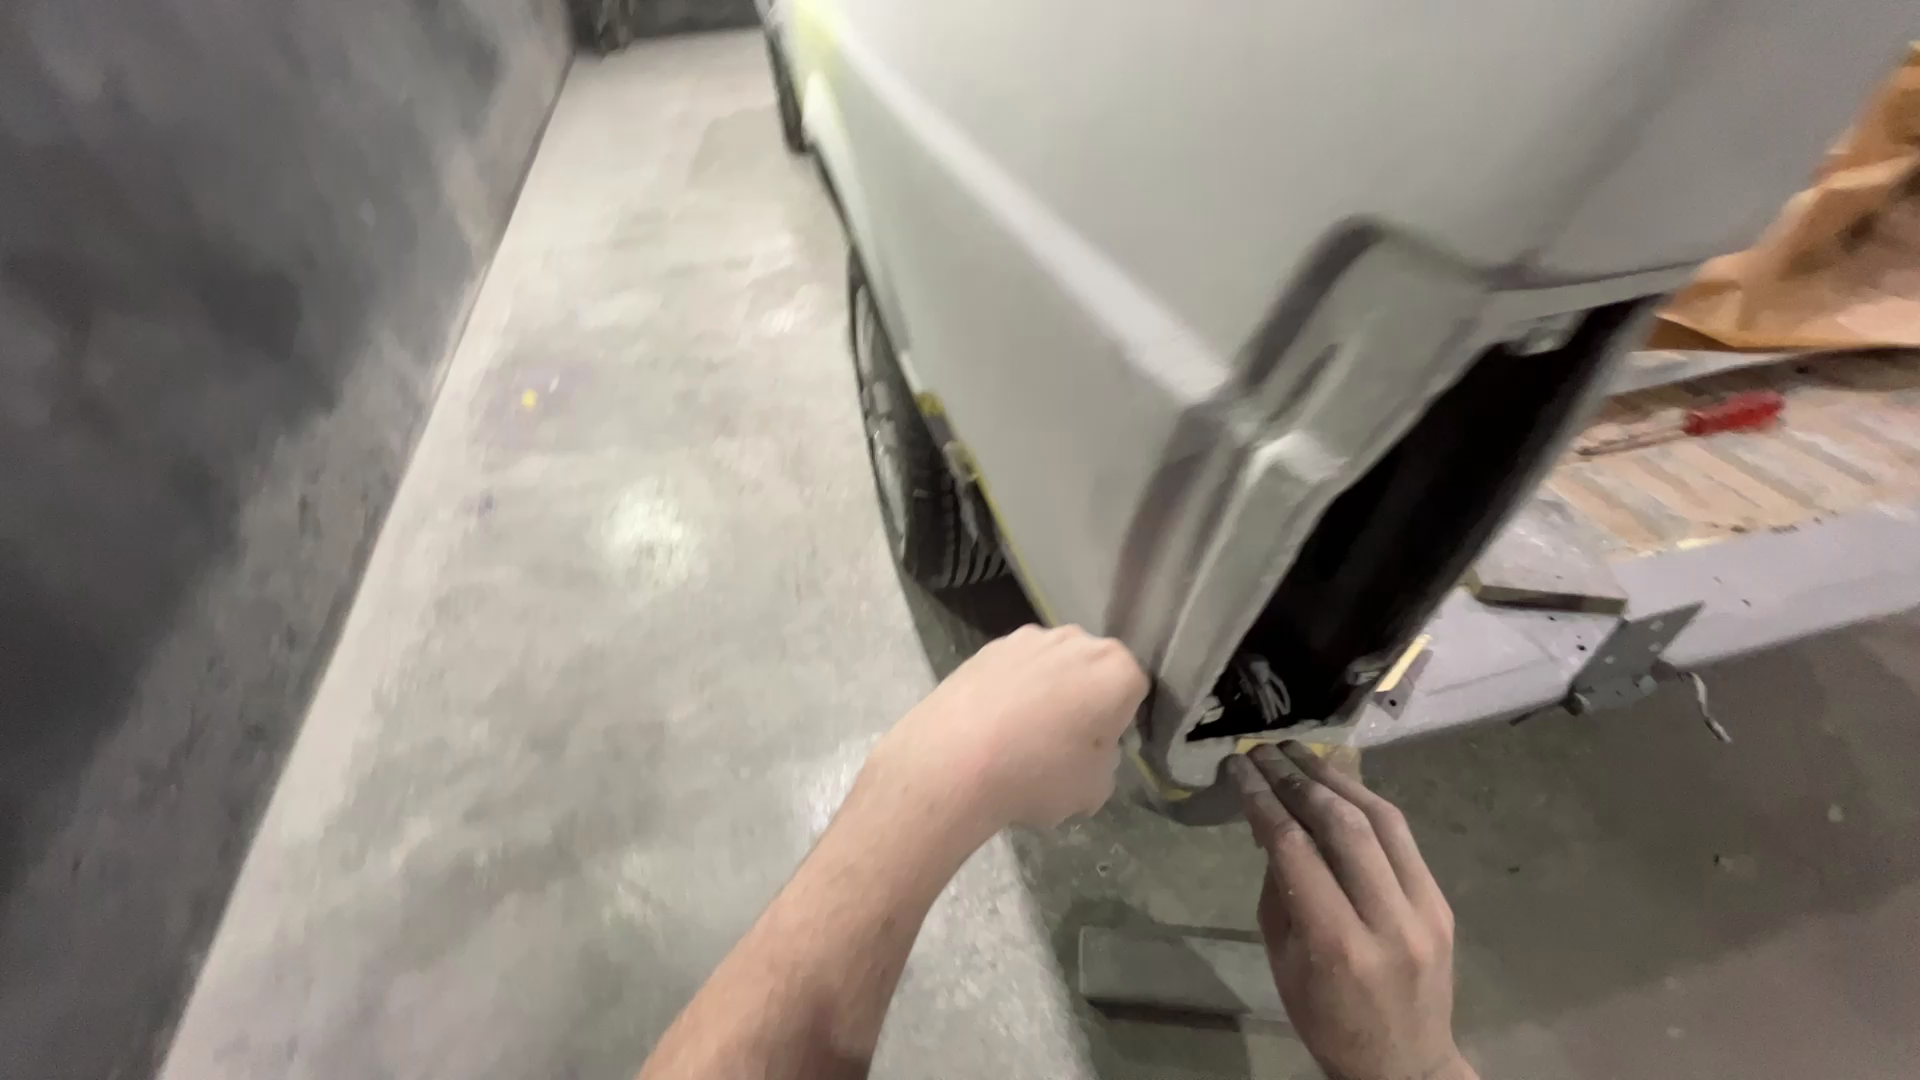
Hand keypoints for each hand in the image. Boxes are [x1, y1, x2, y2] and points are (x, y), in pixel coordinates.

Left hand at [865, 625, 1147, 835]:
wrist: (952, 760)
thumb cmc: (1038, 774)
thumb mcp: (1095, 789)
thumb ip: (1107, 760)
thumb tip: (1091, 747)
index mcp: (1115, 669)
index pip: (1134, 690)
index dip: (1119, 723)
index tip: (1099, 749)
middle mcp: (1076, 640)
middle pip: (1092, 669)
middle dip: (1085, 699)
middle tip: (1063, 743)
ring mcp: (1028, 638)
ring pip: (1052, 665)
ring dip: (1047, 691)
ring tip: (1020, 735)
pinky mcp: (987, 646)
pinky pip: (1014, 668)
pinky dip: (1011, 688)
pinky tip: (992, 723)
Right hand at [1229, 743, 1473, 1079]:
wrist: (1406, 1066)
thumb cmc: (1324, 1016)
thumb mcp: (1281, 955)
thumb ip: (1279, 885)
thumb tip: (1270, 822)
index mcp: (1336, 942)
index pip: (1293, 846)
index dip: (1260, 797)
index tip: (1236, 766)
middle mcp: (1387, 920)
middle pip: (1340, 824)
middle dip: (1295, 777)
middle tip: (1264, 751)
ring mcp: (1424, 909)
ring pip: (1380, 819)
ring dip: (1333, 777)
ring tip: (1299, 752)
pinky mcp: (1441, 902)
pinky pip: (1401, 836)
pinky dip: (1363, 799)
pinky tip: (1336, 781)